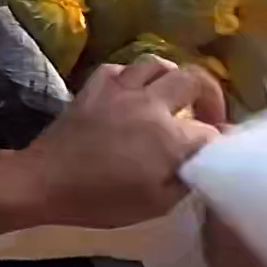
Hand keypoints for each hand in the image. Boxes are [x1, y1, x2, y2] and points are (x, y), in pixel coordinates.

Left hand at [13, 56, 226, 228]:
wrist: (46, 180)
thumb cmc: (102, 200)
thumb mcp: (156, 203)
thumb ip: (187, 176)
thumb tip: (205, 155)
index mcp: (169, 136)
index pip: (211, 131)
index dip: (220, 141)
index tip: (219, 150)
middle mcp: (149, 103)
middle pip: (193, 79)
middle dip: (210, 96)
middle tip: (207, 116)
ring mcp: (119, 89)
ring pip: (156, 63)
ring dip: (172, 77)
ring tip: (173, 97)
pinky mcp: (93, 87)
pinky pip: (120, 67)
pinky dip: (132, 75)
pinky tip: (132, 91)